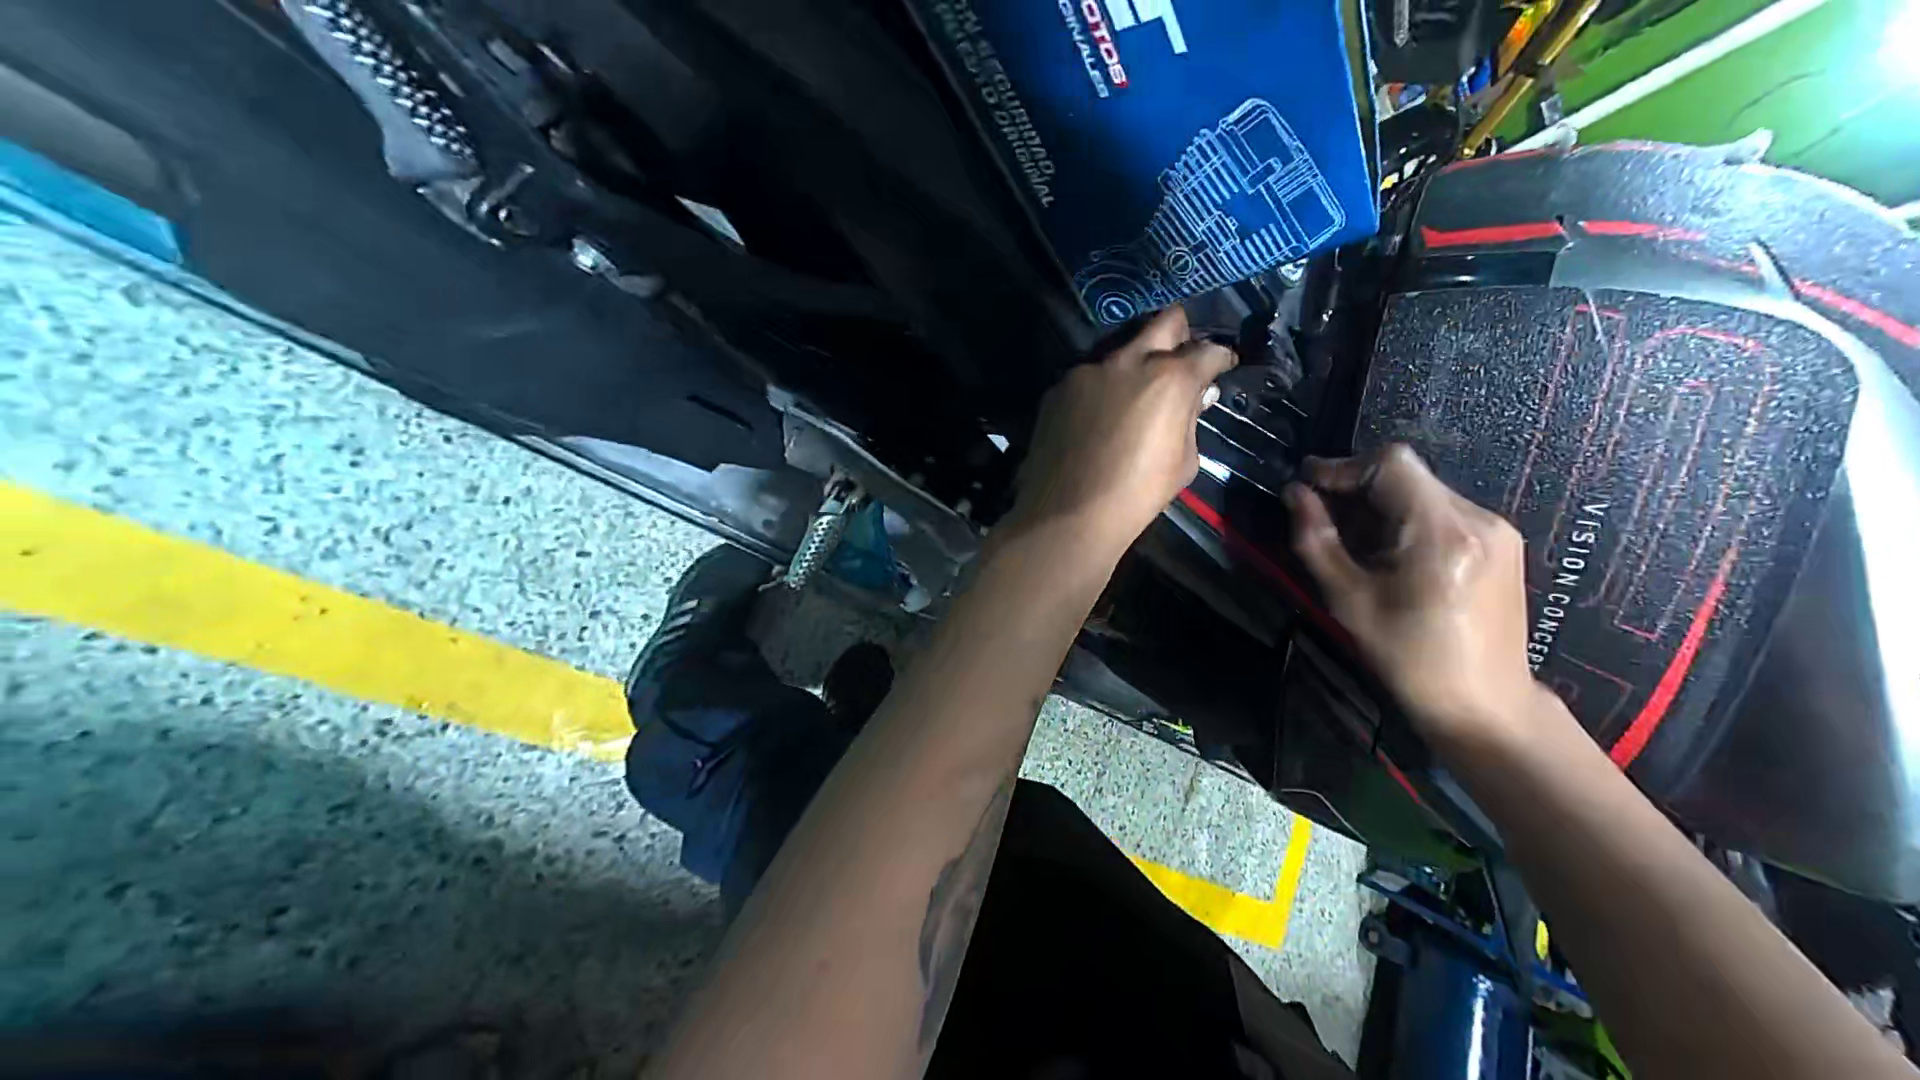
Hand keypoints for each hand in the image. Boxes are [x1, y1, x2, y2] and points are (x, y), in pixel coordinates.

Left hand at [1004, 306, 1234, 555]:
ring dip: (1132, 368)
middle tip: (1180, 358)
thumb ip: (1190, 420)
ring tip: (1130, 398)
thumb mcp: (1184, 461)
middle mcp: (1128, 362)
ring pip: (1120, 352)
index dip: (1221, 358)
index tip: (1223, 366)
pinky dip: (1099, 391)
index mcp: (1170, 378)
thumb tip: (1194, 399)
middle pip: (1165, 322)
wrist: (1068, 514)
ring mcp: (1087, 371)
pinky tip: (1095, 419)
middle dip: (1180, 334)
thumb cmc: (1137, 494)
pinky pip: (1088, 379)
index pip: (1208, 350)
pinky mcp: (1057, 389)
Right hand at [1285, 444, 1548, 749]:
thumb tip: (1294, 494)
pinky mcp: (1501, 541)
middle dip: (1356, 486)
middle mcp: (1477, 518)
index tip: (1306, 487)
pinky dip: (1405, 516)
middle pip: (1406, 473)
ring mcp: (1496, 528)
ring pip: (1422, 489)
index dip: (1341, 467)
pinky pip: (1441, 509)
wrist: (1484, 702)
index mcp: (1440, 532)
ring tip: (1351, 538)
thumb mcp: (1348, 600)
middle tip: (1319, 515)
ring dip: (1379, 502)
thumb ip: (1316, 540)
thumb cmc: (1408, 657)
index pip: (1389, 464)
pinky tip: (1387, 551)